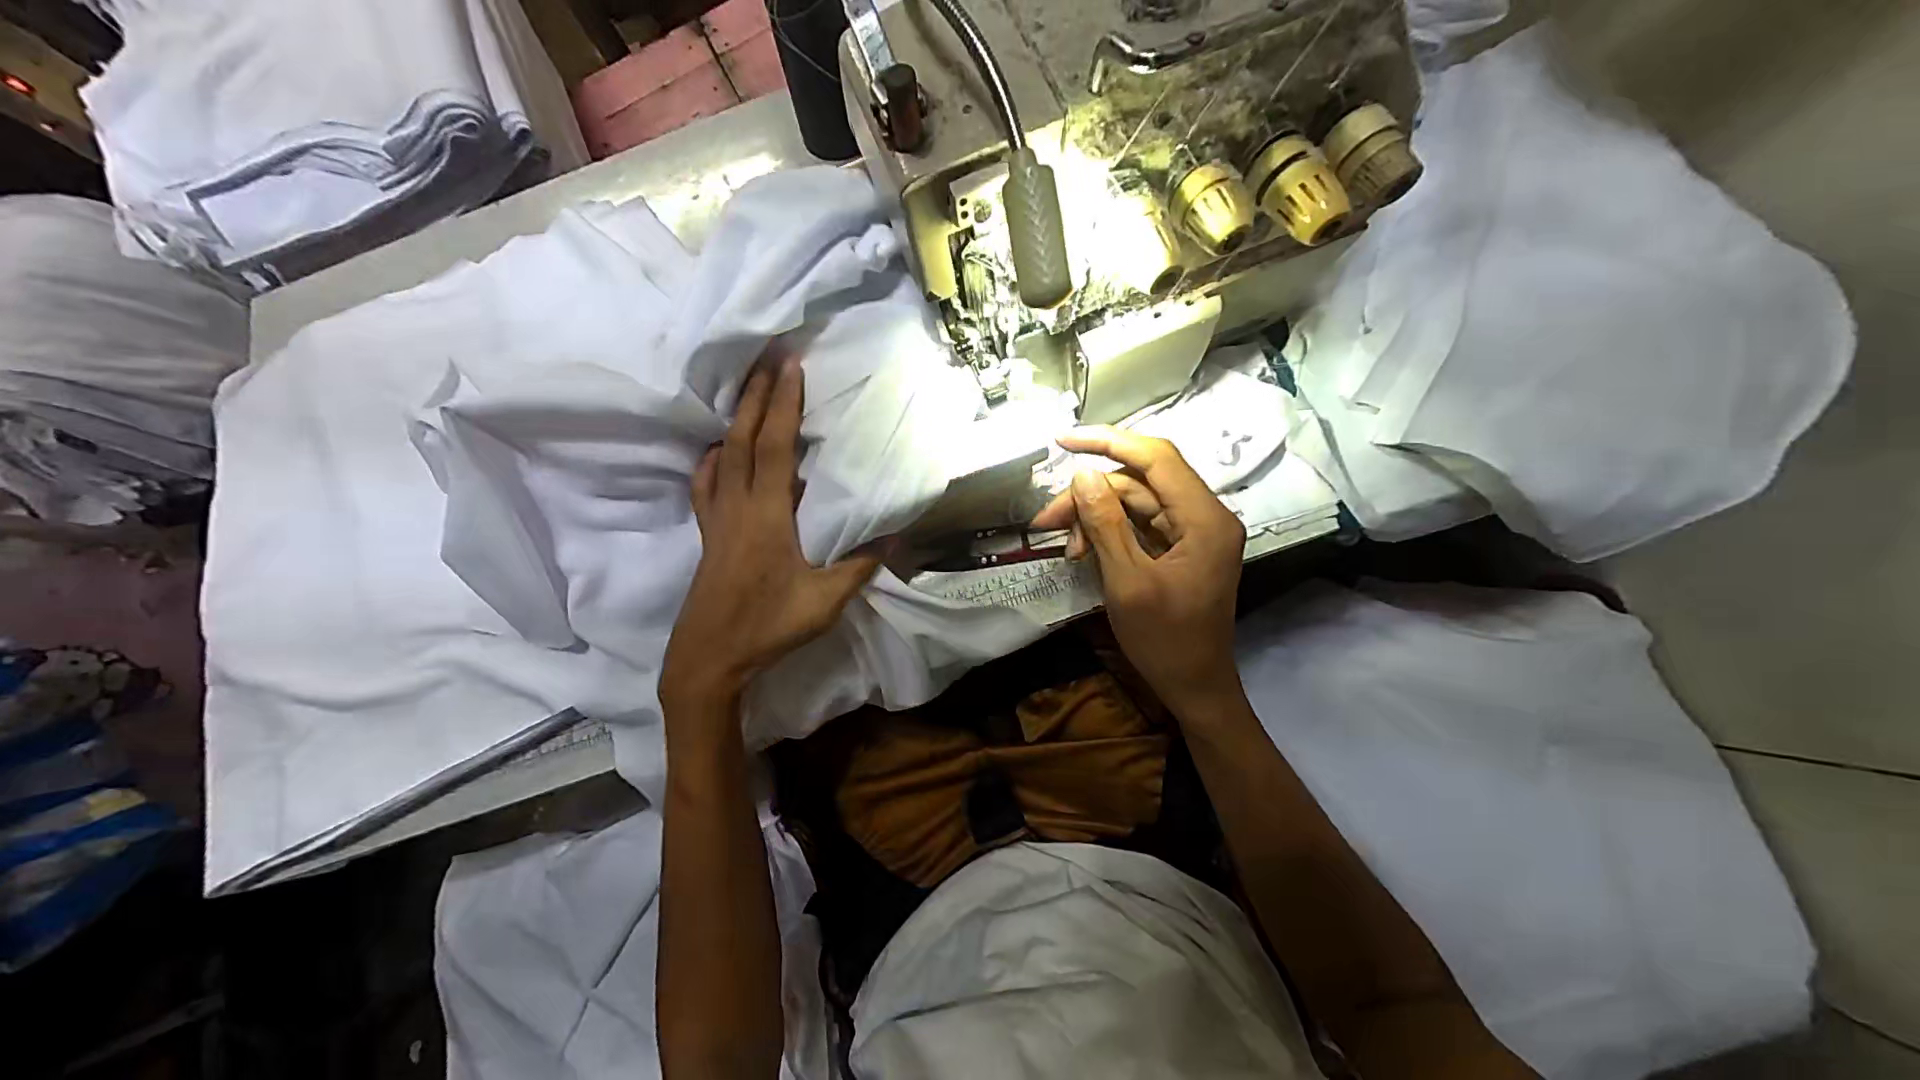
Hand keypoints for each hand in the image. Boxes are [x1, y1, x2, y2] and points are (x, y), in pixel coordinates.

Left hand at [660, 357, 883, 719]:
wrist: (709, 657)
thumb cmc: (768, 626)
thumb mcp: (824, 602)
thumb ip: (859, 565)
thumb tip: (895, 534)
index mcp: (766, 515)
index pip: (775, 447)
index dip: (783, 404)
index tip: (792, 366)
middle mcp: (736, 506)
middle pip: (743, 437)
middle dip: (756, 394)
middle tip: (767, 357)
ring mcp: (715, 518)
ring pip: (722, 455)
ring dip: (736, 419)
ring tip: (748, 391)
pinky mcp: (706, 534)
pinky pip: (705, 483)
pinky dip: (712, 458)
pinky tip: (718, 452)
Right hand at [1032, 427, 1246, 713]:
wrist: (1196, 688)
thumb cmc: (1166, 642)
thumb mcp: (1127, 583)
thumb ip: (1106, 524)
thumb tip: (1084, 475)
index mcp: (1205, 520)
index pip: (1157, 458)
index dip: (1109, 442)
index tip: (1063, 440)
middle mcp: (1206, 517)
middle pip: (1142, 482)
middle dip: (1092, 495)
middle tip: (1047, 521)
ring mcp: (1195, 533)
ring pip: (1138, 502)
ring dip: (1097, 516)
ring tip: (1065, 545)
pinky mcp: (1182, 548)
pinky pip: (1142, 524)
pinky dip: (1111, 532)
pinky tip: (1083, 549)